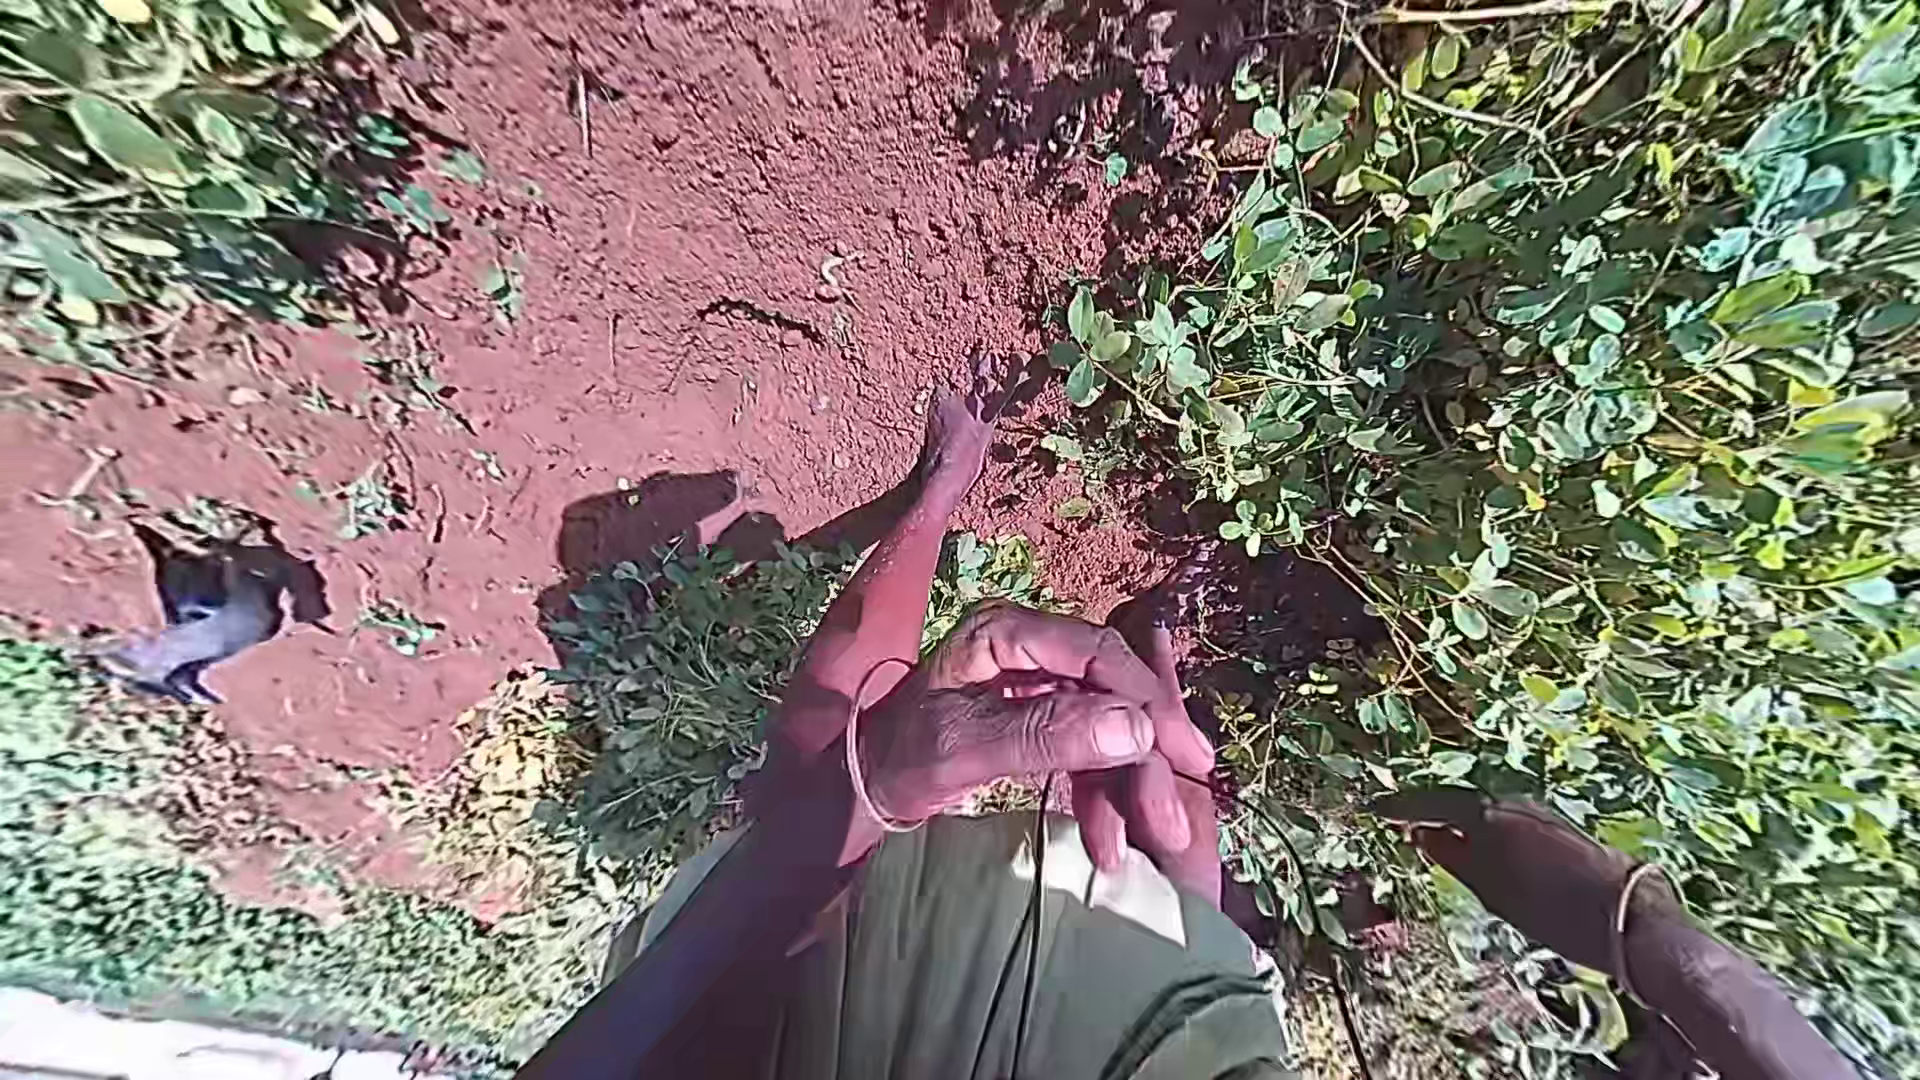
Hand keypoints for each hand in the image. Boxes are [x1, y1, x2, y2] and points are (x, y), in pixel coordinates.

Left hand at [856, 604, 1175, 831]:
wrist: (866, 781)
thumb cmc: (902, 755)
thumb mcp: (965, 746)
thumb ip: (1045, 734)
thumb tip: (1137, 728)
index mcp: (1004, 633)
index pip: (1094, 652)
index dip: (1145, 699)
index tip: (1185, 753)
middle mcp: (1026, 648)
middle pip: (1108, 689)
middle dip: (1142, 753)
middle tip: (1171, 816)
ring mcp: (1032, 681)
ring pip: (1103, 723)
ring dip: (1126, 781)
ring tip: (1147, 839)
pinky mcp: (1035, 715)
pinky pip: (1083, 746)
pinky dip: (1100, 791)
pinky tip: (1108, 838)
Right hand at [1374, 788, 1682, 975]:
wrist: (1640, 926)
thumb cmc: (1552, 909)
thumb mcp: (1490, 889)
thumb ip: (1451, 857)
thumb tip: (1422, 836)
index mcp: (1483, 812)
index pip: (1427, 803)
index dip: (1397, 807)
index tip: (1374, 809)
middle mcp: (1507, 801)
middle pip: (1455, 802)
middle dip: (1427, 812)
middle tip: (1402, 822)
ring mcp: (1535, 811)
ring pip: (1480, 810)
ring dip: (1456, 820)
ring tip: (1436, 834)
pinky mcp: (1556, 826)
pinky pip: (1502, 818)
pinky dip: (1482, 827)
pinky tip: (1477, 843)